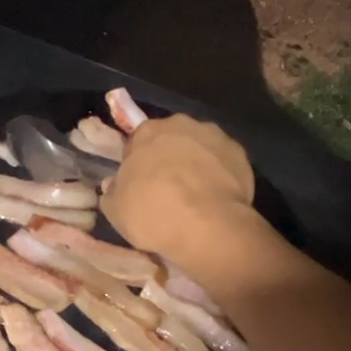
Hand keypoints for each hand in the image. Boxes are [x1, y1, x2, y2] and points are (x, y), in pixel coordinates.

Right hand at [100, 113, 256, 260]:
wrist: (205, 226)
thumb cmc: (153, 215)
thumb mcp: (116, 211)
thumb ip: (111, 192)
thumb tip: (113, 185)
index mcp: (147, 132)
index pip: (137, 142)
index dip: (138, 163)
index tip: (140, 183)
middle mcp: (180, 124)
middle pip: (171, 139)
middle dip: (169, 158)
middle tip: (168, 188)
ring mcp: (213, 135)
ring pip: (200, 147)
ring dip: (196, 163)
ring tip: (196, 194)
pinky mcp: (239, 152)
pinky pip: (223, 161)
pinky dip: (220, 173)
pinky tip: (216, 196)